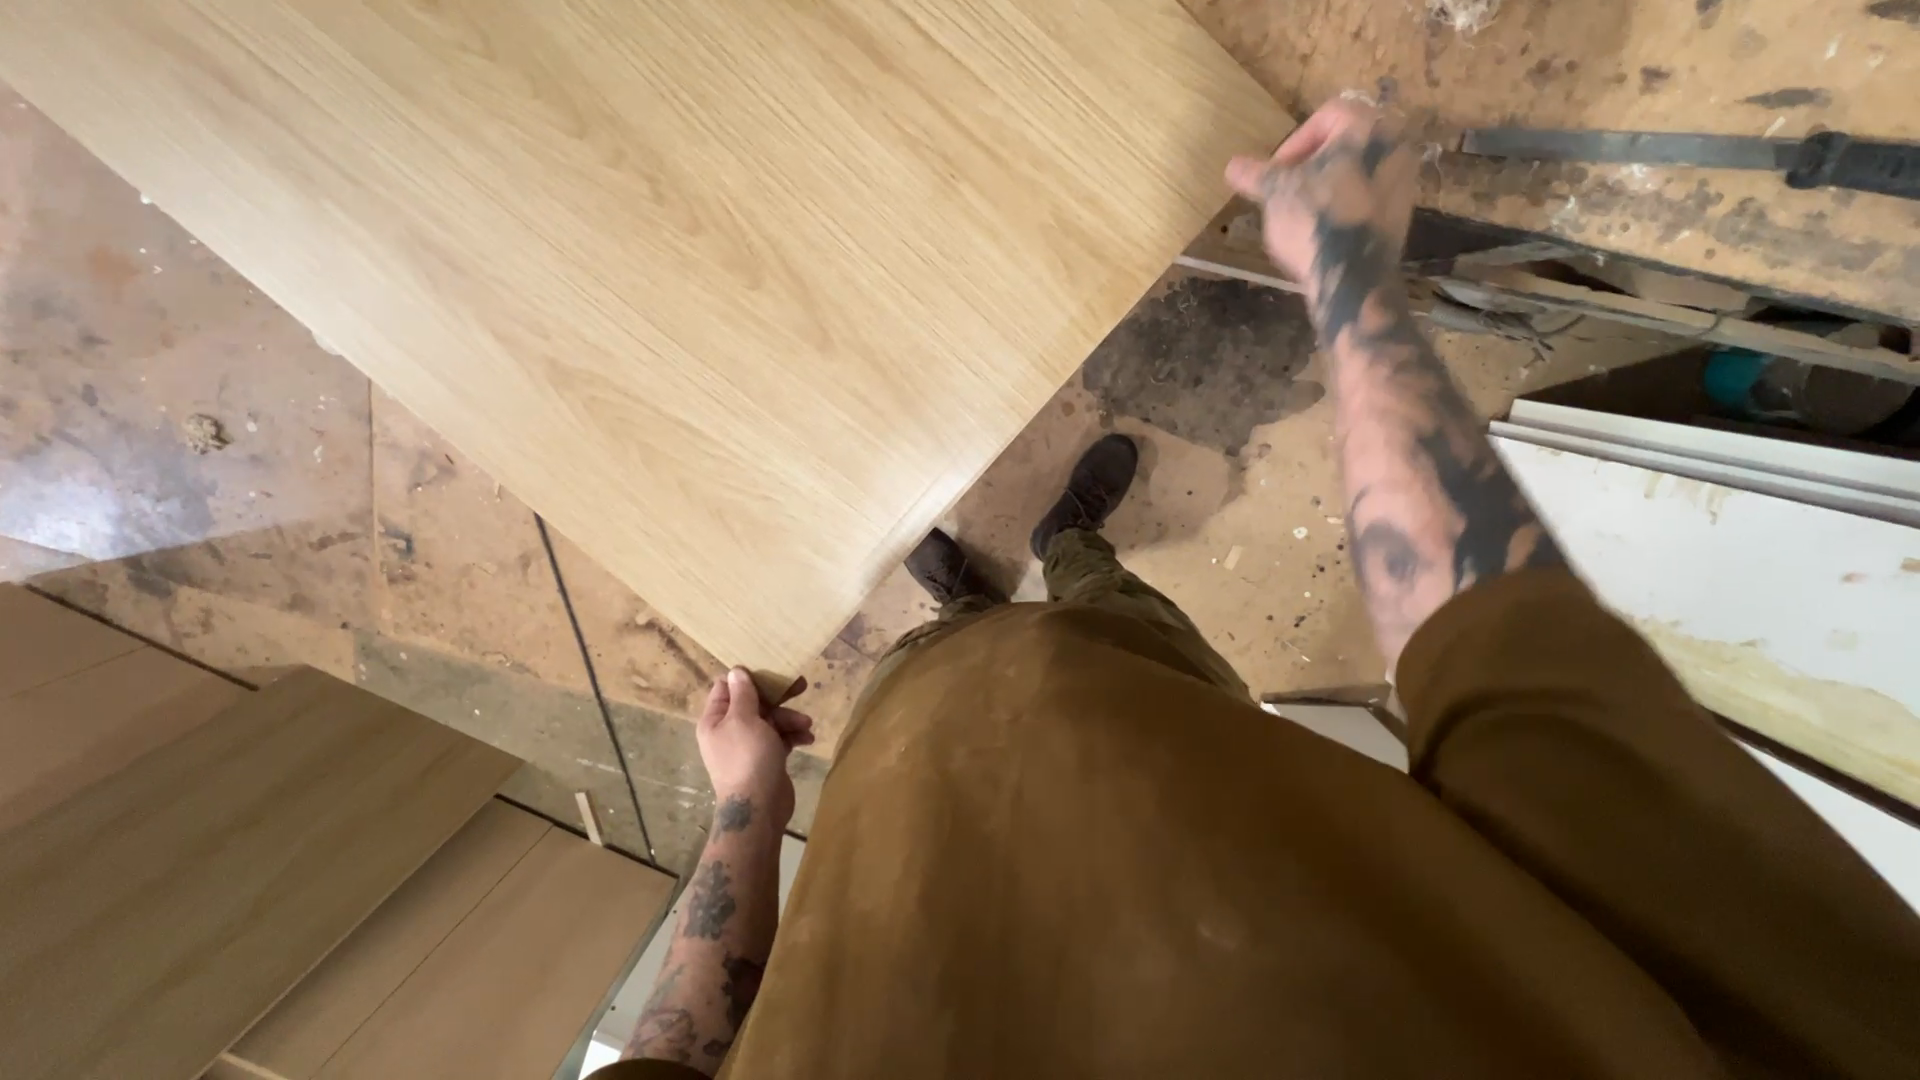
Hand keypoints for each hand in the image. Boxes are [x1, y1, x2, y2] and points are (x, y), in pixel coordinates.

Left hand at [696, 667, 815, 830]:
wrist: (758, 807)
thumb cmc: (748, 757)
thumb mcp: (744, 719)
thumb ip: (742, 694)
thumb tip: (735, 671)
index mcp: (715, 720)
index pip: (725, 687)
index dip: (746, 677)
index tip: (770, 671)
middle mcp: (728, 730)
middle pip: (753, 702)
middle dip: (778, 698)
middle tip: (802, 687)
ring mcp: (748, 745)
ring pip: (770, 720)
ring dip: (790, 718)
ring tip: (807, 725)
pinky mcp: (766, 757)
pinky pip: (780, 737)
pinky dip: (793, 735)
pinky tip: (807, 739)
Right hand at [1224, 100, 1417, 295]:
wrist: (1351, 275)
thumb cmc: (1313, 222)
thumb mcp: (1276, 194)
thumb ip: (1255, 175)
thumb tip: (1232, 165)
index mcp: (1366, 125)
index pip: (1325, 115)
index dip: (1292, 144)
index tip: (1276, 174)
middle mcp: (1394, 142)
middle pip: (1343, 142)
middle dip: (1310, 165)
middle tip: (1286, 191)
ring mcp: (1404, 177)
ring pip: (1356, 168)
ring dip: (1327, 183)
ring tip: (1303, 212)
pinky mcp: (1404, 209)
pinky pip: (1368, 193)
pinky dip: (1345, 203)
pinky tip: (1324, 229)